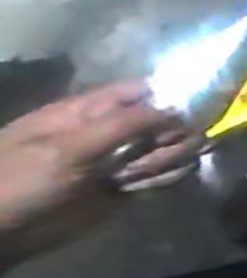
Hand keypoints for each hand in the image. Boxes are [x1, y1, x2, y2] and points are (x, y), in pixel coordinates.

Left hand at [0, 81, 188, 238]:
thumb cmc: (17, 183)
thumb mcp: (66, 148)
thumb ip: (125, 124)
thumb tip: (182, 107)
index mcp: (91, 112)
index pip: (147, 89)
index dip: (177, 94)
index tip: (197, 108)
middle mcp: (116, 129)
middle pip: (174, 119)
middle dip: (176, 136)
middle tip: (158, 150)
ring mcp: (128, 155)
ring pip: (180, 146)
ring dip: (169, 160)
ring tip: (134, 176)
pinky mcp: (138, 179)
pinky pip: (175, 171)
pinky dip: (167, 178)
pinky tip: (140, 188)